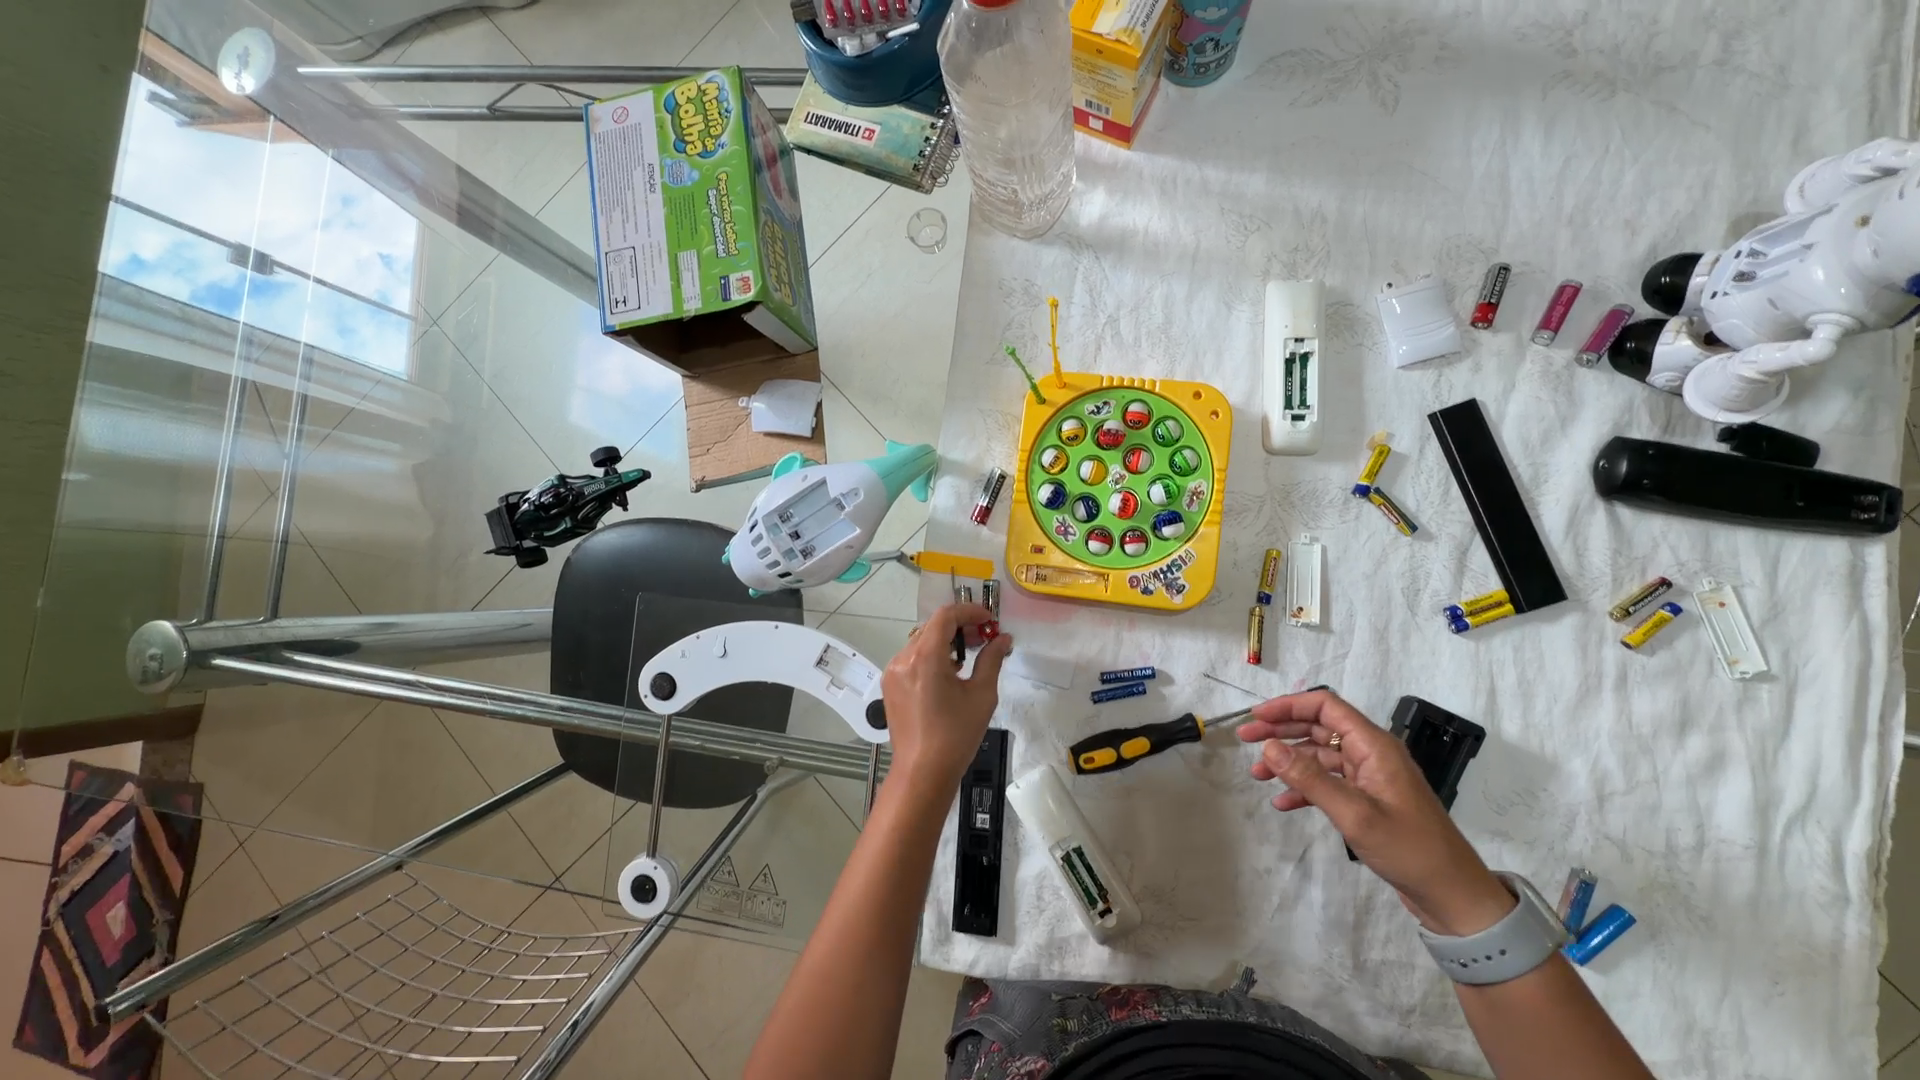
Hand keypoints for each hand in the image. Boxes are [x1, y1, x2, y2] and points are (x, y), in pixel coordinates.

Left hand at [880, 603, 1011, 788]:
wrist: (923, 772)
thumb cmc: (956, 735)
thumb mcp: (982, 695)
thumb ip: (992, 660)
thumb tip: (1003, 639)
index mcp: (925, 657)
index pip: (945, 616)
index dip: (969, 611)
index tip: (989, 621)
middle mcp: (903, 659)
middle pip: (931, 627)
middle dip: (959, 627)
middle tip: (984, 639)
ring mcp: (892, 672)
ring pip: (920, 642)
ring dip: (944, 642)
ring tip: (969, 658)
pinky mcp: (890, 686)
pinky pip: (911, 659)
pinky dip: (931, 657)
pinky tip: (949, 675)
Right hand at [1237, 689, 1514, 936]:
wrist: (1451, 892)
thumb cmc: (1407, 848)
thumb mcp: (1354, 813)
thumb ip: (1310, 778)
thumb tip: (1270, 746)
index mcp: (1374, 746)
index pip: (1326, 707)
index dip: (1289, 706)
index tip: (1256, 718)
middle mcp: (1372, 754)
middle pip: (1320, 728)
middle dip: (1282, 730)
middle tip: (1245, 740)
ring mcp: (1370, 777)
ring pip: (1321, 756)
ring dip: (1289, 761)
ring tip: (1257, 774)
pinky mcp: (1369, 800)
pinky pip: (1329, 782)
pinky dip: (1304, 787)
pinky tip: (1283, 802)